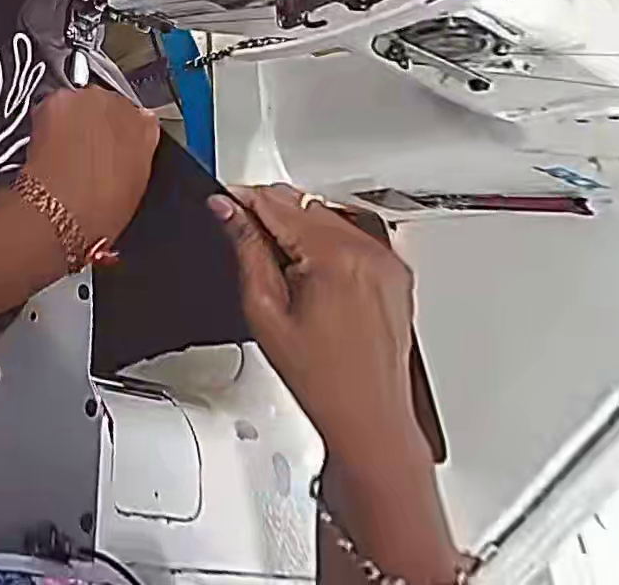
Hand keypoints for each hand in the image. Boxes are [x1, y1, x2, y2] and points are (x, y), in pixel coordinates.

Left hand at [24, 87, 158, 253]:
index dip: (118, 132)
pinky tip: (47, 144)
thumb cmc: (99, 207)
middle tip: (82, 147)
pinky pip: (53, 105)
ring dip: (72, 117)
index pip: (136, 117)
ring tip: (62, 147)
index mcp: (145, 127)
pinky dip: (48, 119)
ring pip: (79, 102)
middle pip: (106, 104)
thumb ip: (136, 154)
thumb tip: (128, 146)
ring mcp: (89, 99)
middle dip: (95, 120)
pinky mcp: (58, 99)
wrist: (62, 207)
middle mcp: (121, 105)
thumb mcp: (133, 185)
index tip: (108, 144)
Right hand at [211, 185, 417, 437]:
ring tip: (272, 254)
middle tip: (239, 223)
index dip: (245, 199)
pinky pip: (350, 233)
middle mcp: (368, 252)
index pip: (279, 205)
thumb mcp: (265, 308)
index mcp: (336, 258)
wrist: (369, 419)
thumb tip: (228, 210)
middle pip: (304, 204)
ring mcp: (386, 261)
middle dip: (268, 209)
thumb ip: (246, 248)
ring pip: (326, 214)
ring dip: (295, 222)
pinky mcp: (393, 271)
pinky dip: (323, 237)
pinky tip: (304, 263)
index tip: (225, 199)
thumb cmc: (321, 379)